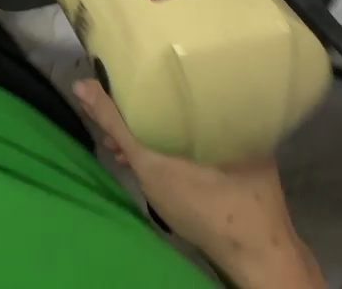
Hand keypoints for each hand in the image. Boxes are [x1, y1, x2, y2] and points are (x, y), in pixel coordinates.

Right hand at [73, 81, 323, 288]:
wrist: (259, 259)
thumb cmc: (204, 204)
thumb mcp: (149, 162)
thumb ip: (114, 123)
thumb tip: (81, 85)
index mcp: (217, 107)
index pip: (166, 81)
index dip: (132, 89)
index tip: (110, 100)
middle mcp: (235, 120)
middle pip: (173, 108)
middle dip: (138, 119)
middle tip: (114, 136)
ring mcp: (244, 147)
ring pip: (184, 129)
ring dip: (153, 138)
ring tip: (126, 154)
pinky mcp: (246, 169)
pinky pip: (199, 146)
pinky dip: (175, 151)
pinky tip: (157, 168)